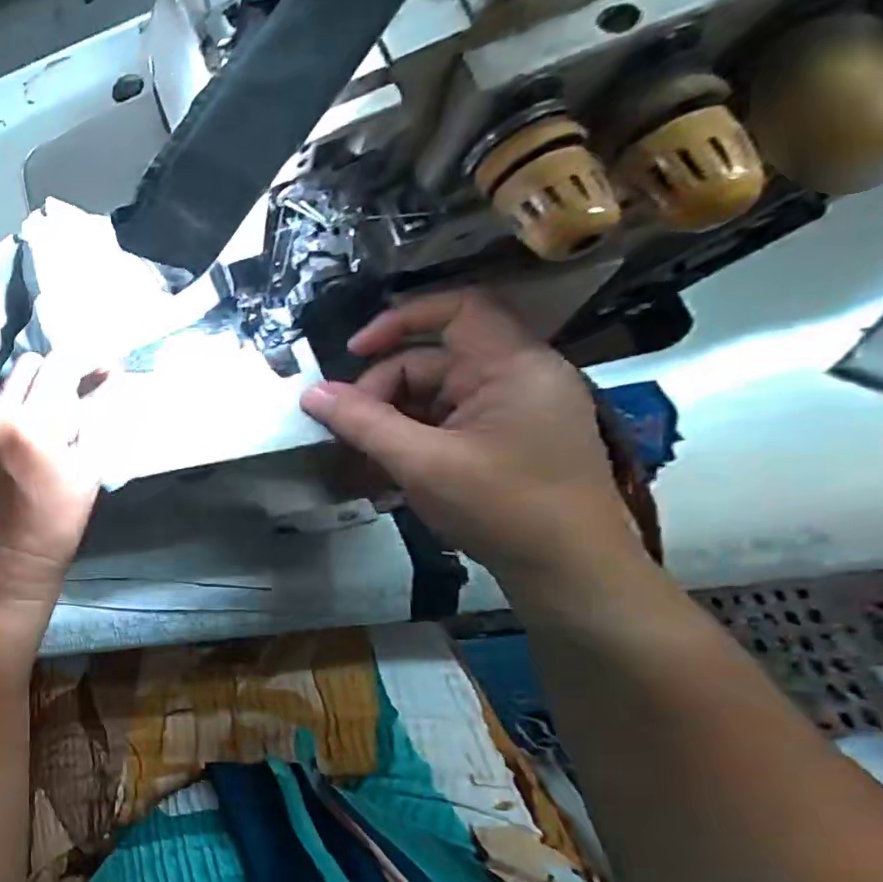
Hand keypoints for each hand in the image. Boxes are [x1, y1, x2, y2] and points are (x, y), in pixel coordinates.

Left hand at [0, 353, 104, 604]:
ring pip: (8, 388)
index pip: (61, 365)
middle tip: (81, 389)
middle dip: (58, 370)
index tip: (107, 370)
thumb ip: (100, 417)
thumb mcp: (89, 469)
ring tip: (56, 417)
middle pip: (28, 366)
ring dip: (35, 392)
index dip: (89, 360)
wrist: (10, 562)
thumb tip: (114, 377)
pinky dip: (15, 414)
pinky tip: (30, 440)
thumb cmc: (58, 522)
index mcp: (33, 425)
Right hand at [298, 290, 640, 582]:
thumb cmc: (504, 507)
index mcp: (513, 367)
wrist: (571, 573)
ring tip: (360, 458)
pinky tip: (385, 473)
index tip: (353, 352)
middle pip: (432, 361)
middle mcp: (517, 378)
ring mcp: (512, 411)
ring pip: (432, 397)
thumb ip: (363, 423)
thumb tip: (311, 394)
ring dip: (390, 422)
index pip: (458, 308)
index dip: (399, 320)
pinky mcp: (505, 440)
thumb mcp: (422, 463)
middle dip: (380, 392)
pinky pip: (445, 424)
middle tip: (345, 431)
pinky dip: (411, 440)